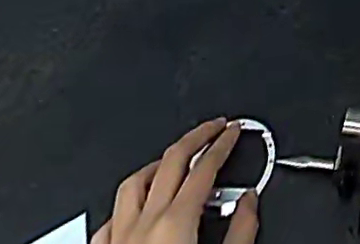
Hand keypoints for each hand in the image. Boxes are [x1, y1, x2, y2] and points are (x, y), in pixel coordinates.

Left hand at [91, 118, 259, 243]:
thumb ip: (241, 231)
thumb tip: (250, 201)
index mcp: (176, 222)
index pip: (206, 166)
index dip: (224, 142)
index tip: (233, 130)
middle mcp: (144, 225)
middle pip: (172, 160)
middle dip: (197, 135)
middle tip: (214, 126)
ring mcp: (118, 240)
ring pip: (133, 184)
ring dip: (158, 164)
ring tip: (175, 158)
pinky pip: (109, 220)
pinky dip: (127, 205)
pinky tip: (137, 206)